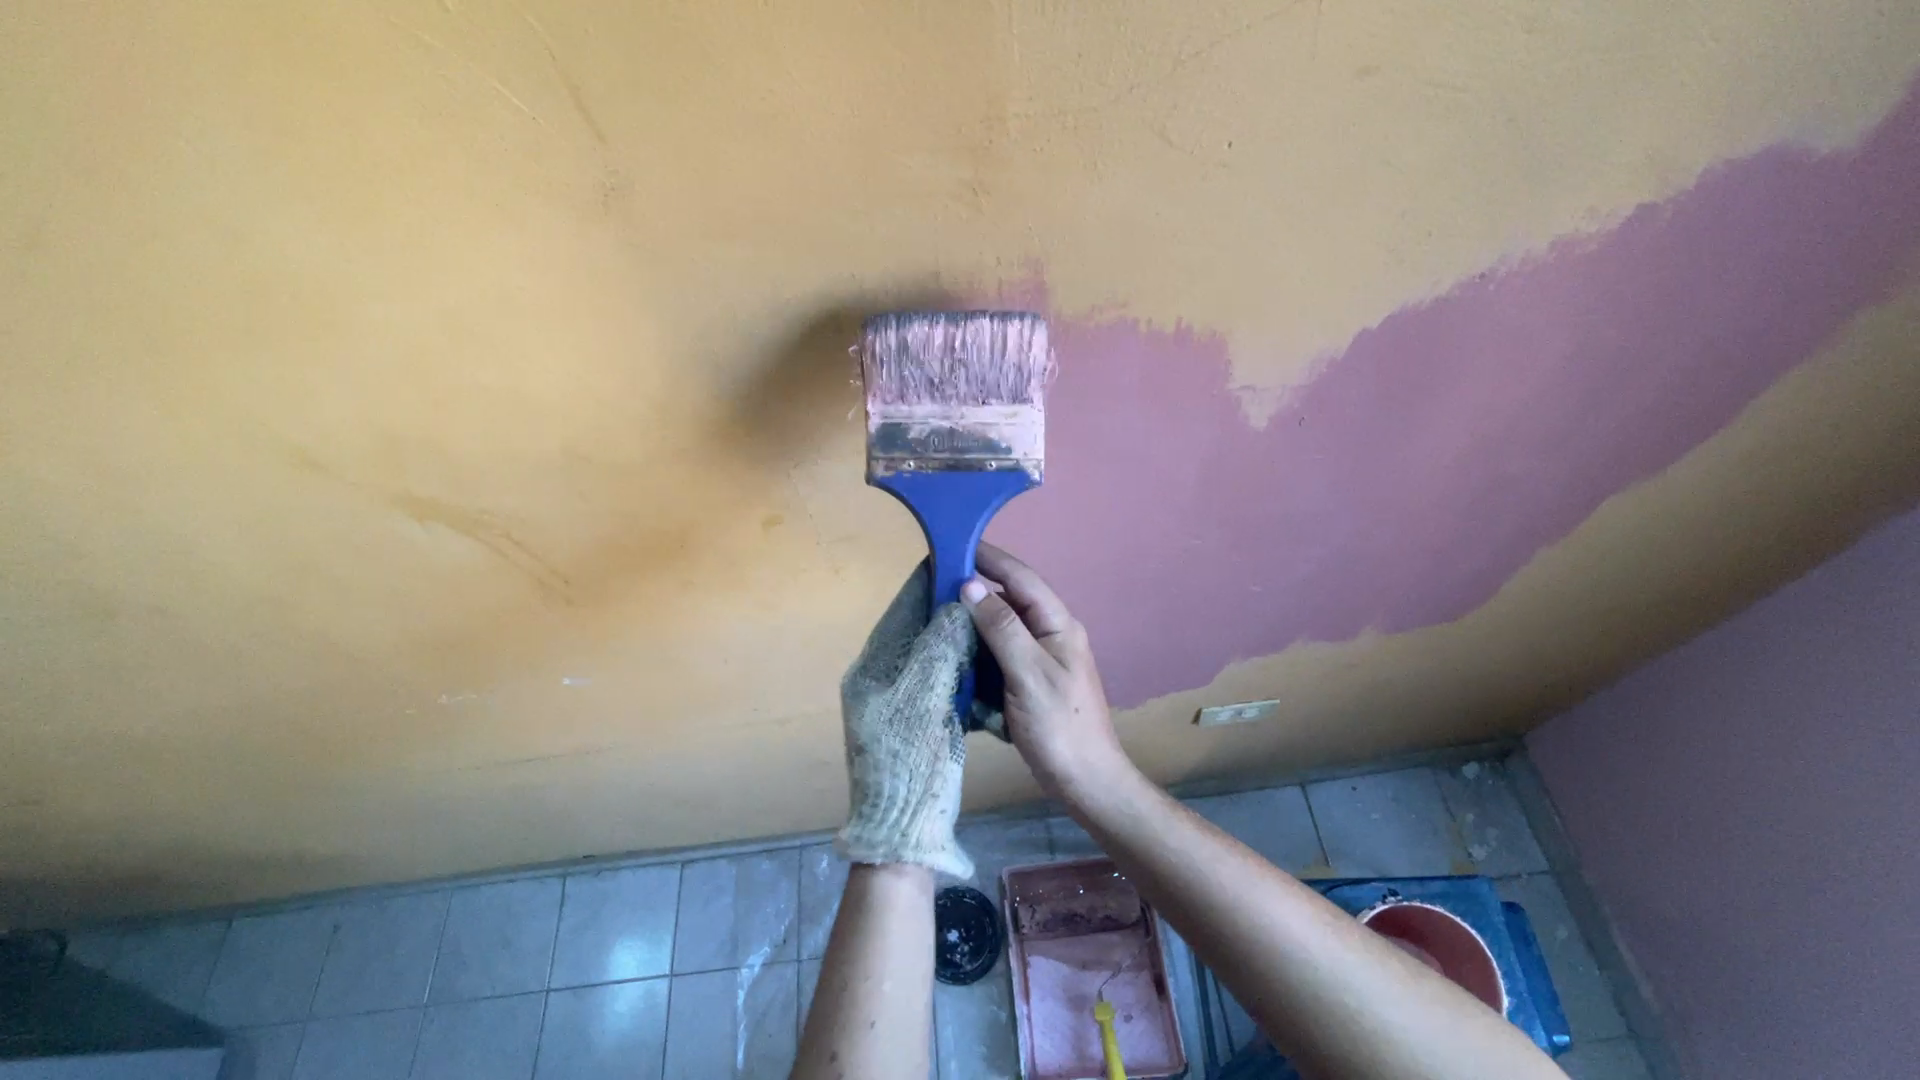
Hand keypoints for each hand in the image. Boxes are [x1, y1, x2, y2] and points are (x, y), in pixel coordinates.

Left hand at [837, 562, 974, 878]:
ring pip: (927, 653)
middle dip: (946, 607)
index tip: (963, 559)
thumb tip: (958, 602)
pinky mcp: (911, 720)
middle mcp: (877, 678)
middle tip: (986, 589)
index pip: (902, 607)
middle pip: (915, 627)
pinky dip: (958, 666)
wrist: (901, 831)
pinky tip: (984, 661)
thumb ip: (940, 648)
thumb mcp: (925, 701)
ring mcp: (893, 701)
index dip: (930, 581)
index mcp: (872, 668)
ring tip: (991, 618)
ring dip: (954, 635)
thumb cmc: (910, 763)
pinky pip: (936, 679)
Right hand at [960, 543, 1132, 799]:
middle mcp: (1051, 634)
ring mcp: (1041, 658)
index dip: (988, 558)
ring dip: (973, 621)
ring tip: (936, 615)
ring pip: (1001, 627)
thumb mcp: (1029, 673)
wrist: (1085, 782)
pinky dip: (977, 651)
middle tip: (933, 583)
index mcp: (1058, 624)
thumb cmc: (1060, 727)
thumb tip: (971, 586)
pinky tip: (955, 654)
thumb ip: (1002, 628)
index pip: (1020, 577)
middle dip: (974, 589)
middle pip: (1010, 599)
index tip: (951, 543)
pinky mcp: (1029, 681)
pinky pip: (999, 655)